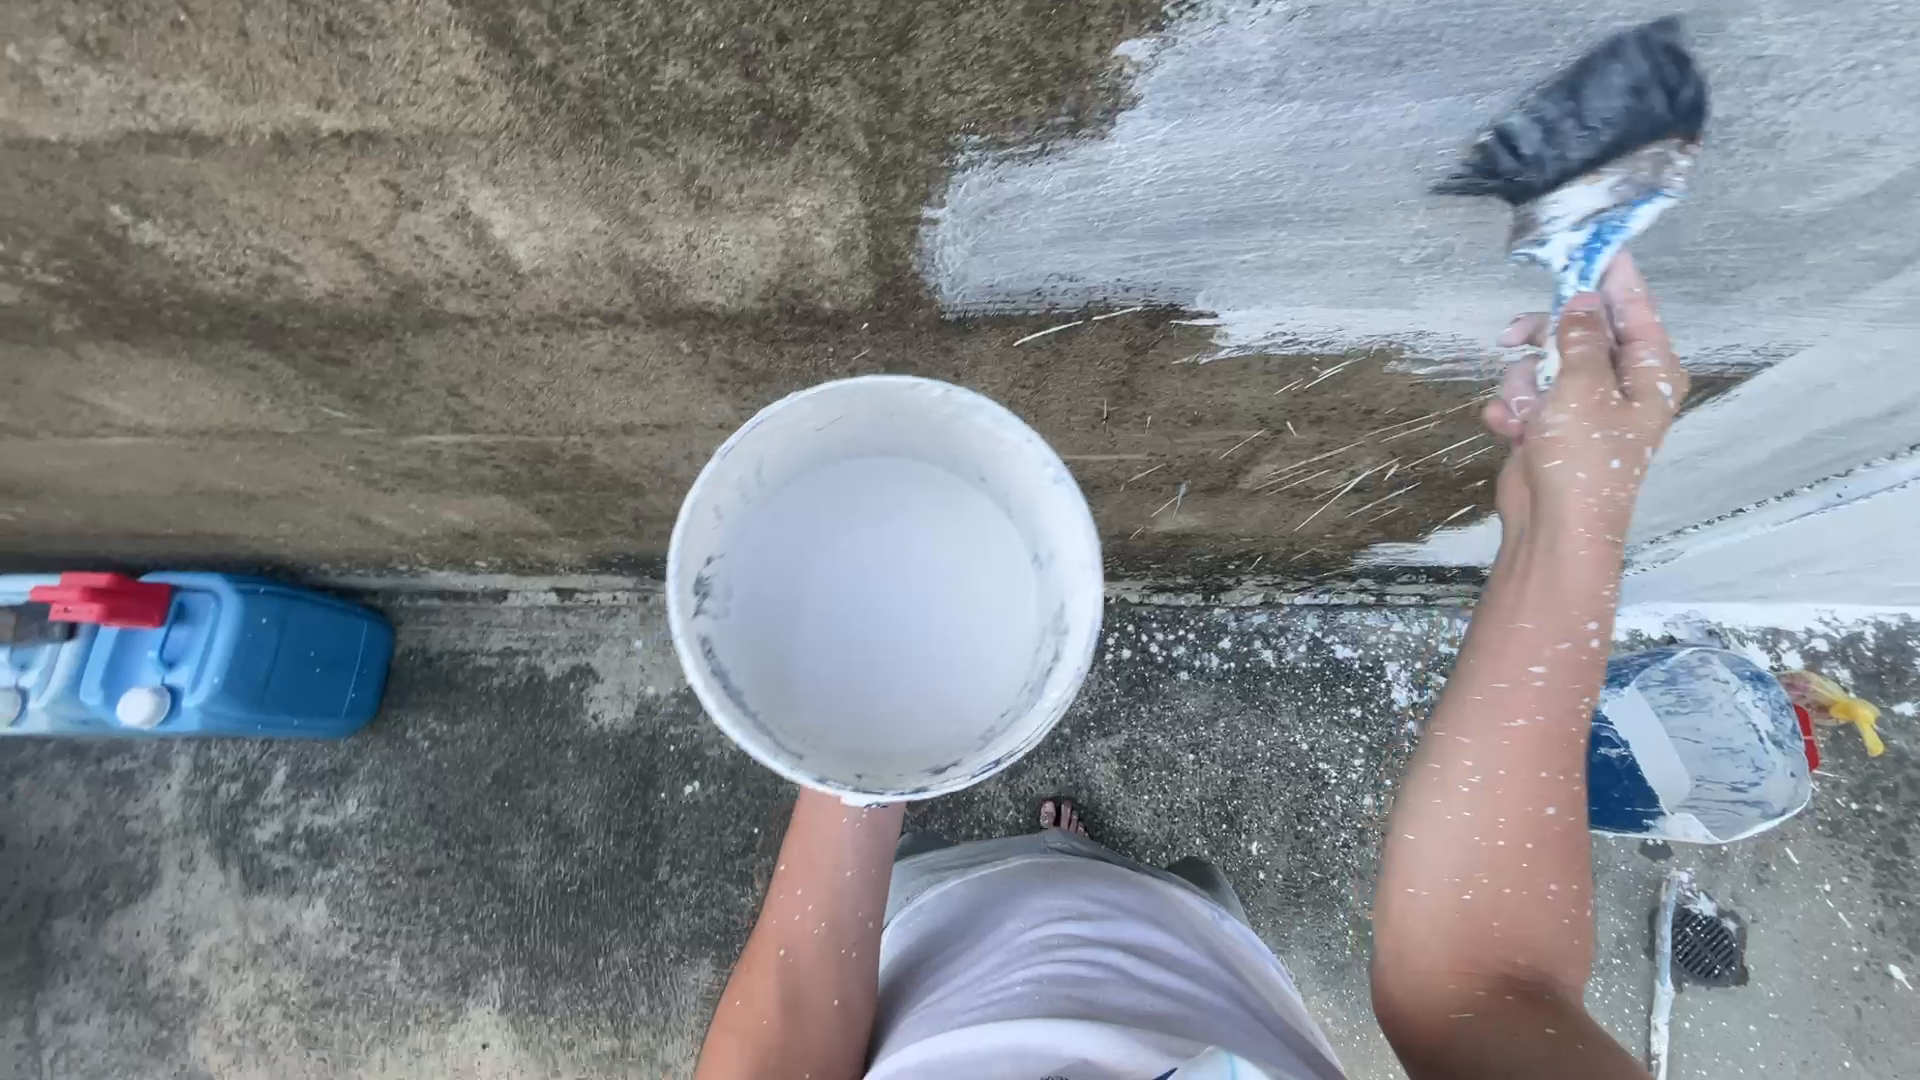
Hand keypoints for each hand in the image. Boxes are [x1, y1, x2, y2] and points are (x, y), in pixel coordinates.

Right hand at [1481, 252, 1687, 542]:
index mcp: (1648, 371)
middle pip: (1576, 335)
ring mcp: (1578, 407)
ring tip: (1523, 413)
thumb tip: (1581, 301)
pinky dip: (1509, 413)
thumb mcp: (1583, 389)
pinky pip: (1519, 400)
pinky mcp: (1545, 427)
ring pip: (1538, 367)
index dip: (1612, 279)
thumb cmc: (1584, 458)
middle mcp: (1616, 384)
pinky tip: (1511, 431)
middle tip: (1512, 335)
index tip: (1595, 248)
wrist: (1554, 521)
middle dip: (1542, 339)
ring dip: (1520, 386)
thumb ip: (1582, 340)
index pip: (1634, 310)